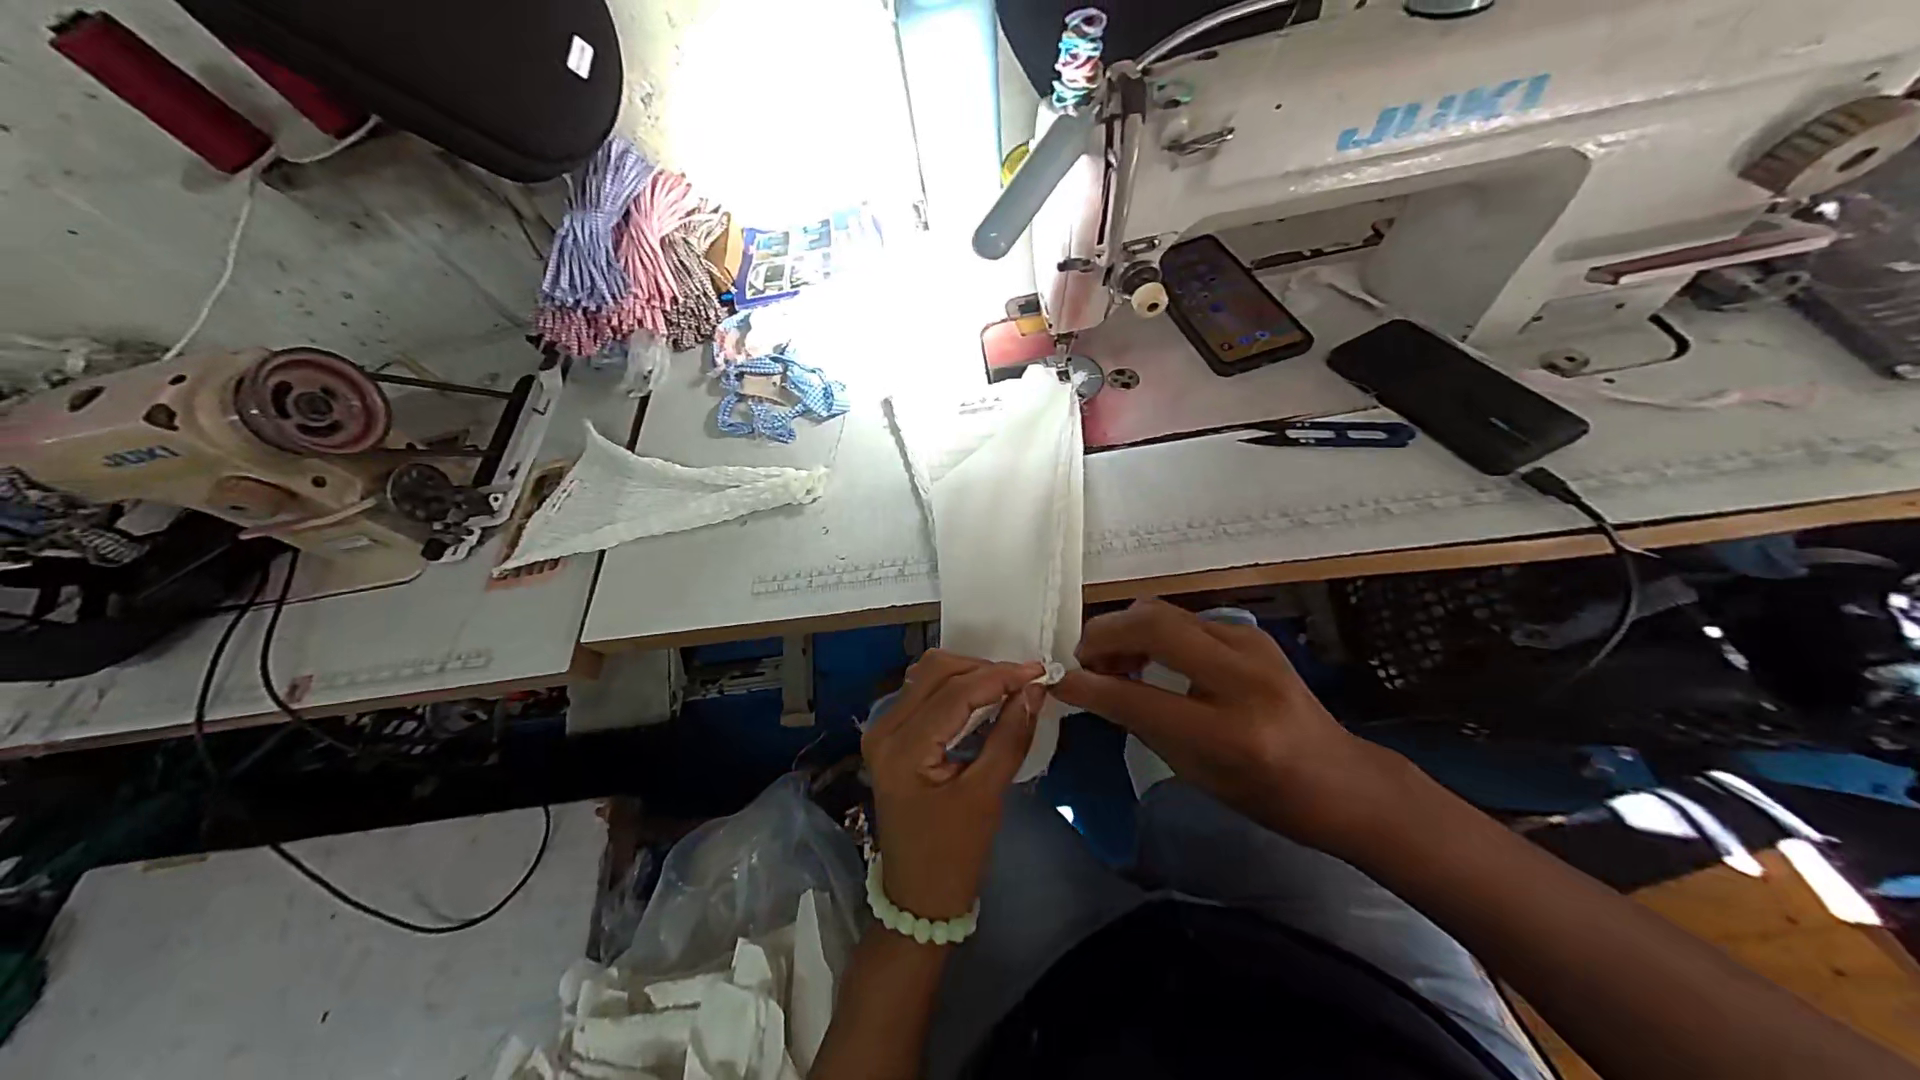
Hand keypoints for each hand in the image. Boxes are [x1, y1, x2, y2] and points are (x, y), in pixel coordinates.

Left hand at [863, 651, 1044, 921]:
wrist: (917, 895)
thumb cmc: (953, 853)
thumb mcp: (987, 795)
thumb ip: (1009, 736)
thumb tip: (1033, 690)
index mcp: (903, 747)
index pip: (956, 692)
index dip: (1001, 676)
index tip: (1040, 671)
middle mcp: (884, 728)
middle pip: (936, 671)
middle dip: (984, 669)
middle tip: (1025, 682)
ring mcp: (881, 730)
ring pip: (928, 676)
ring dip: (969, 674)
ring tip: (1008, 688)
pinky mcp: (889, 735)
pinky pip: (923, 693)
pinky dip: (955, 687)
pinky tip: (982, 699)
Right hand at [1053, 599, 1406, 850]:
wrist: (1339, 779)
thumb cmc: (1264, 792)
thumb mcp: (1194, 769)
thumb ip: (1139, 721)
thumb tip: (1088, 687)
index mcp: (1231, 732)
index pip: (1140, 698)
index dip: (1091, 686)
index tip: (1060, 680)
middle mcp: (1244, 678)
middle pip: (1153, 625)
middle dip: (1104, 634)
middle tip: (1085, 659)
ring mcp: (1253, 646)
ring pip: (1165, 612)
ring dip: (1126, 629)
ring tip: (1113, 660)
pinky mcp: (1252, 633)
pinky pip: (1184, 619)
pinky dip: (1152, 631)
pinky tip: (1148, 657)